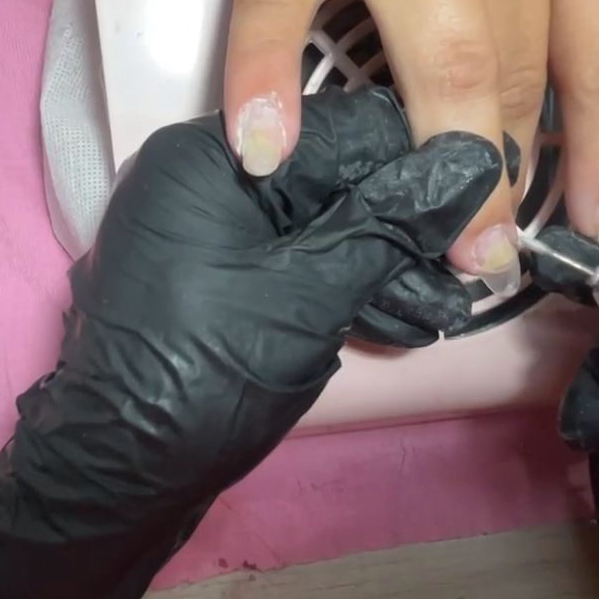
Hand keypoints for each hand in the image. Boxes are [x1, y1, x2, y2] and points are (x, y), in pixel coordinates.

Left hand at [0, 90, 500, 598]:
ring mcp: (196, 229)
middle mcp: (195, 178)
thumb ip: (389, 224)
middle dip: (398, 233)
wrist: (121, 468)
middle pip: (325, 182)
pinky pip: (281, 262)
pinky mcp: (204, 274)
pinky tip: (391, 317)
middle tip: (463, 275)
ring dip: (374, 269)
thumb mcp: (310, 294)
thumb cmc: (207, 374)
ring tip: (436, 310)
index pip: (337, 130)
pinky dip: (332, 288)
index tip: (477, 203)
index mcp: (205, 158)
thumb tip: (469, 164)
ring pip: (309, 230)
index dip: (415, 165)